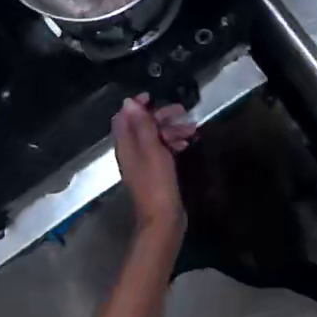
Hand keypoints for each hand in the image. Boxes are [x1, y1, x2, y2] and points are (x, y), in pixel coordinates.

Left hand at [112, 95, 191, 236]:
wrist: (163, 219)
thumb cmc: (156, 183)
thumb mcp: (151, 149)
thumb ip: (141, 126)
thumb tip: (128, 101)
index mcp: (126, 146)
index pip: (123, 118)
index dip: (136, 106)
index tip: (153, 97)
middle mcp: (131, 152)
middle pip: (142, 126)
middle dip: (161, 116)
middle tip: (182, 111)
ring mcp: (143, 163)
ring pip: (155, 138)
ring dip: (171, 130)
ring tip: (193, 129)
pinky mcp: (156, 173)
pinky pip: (162, 151)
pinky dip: (173, 143)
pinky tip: (187, 144)